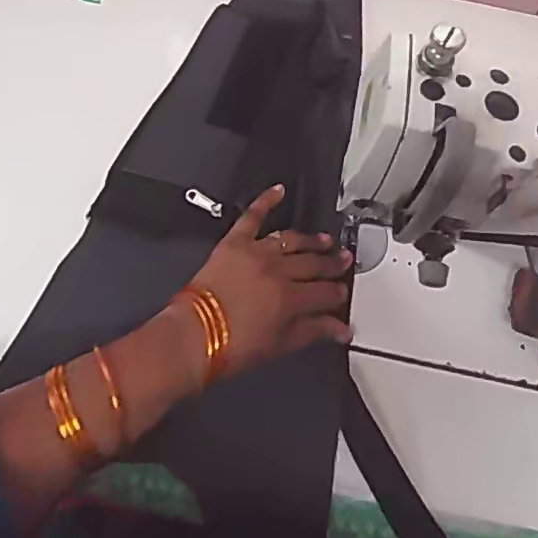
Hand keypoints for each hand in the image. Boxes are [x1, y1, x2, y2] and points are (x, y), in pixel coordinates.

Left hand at [178, 184, 352, 379]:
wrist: (194, 335)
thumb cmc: (232, 346)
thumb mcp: (281, 345)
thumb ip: (314, 331)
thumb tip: (339, 329)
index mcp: (292, 298)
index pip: (326, 291)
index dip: (338, 292)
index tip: (342, 292)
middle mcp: (278, 270)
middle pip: (313, 263)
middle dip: (332, 263)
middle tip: (343, 260)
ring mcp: (257, 252)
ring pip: (292, 239)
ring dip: (311, 239)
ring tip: (325, 239)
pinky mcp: (235, 242)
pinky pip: (253, 216)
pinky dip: (265, 201)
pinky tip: (278, 191)